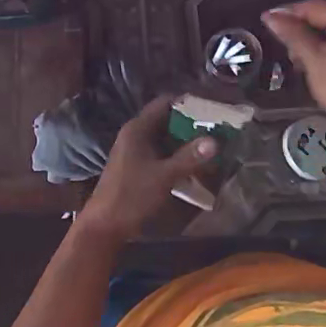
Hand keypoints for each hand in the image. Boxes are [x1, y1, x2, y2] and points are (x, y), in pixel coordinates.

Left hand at [77, 96, 216, 236]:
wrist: (106, 224)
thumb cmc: (132, 195)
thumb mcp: (164, 176)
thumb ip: (189, 157)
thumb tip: (215, 140)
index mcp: (138, 129)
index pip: (165, 103)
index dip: (189, 102)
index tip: (213, 108)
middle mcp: (136, 135)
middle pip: (167, 120)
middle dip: (192, 124)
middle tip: (219, 129)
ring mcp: (136, 151)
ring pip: (166, 139)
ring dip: (187, 142)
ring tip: (214, 146)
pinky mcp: (138, 166)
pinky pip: (162, 154)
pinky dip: (178, 156)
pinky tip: (197, 165)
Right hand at [262, 0, 325, 141]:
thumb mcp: (314, 62)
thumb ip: (293, 35)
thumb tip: (270, 16)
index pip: (314, 7)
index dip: (288, 12)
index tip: (265, 19)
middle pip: (321, 14)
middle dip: (297, 25)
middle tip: (276, 37)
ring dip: (306, 36)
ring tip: (291, 53)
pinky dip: (319, 42)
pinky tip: (306, 57)